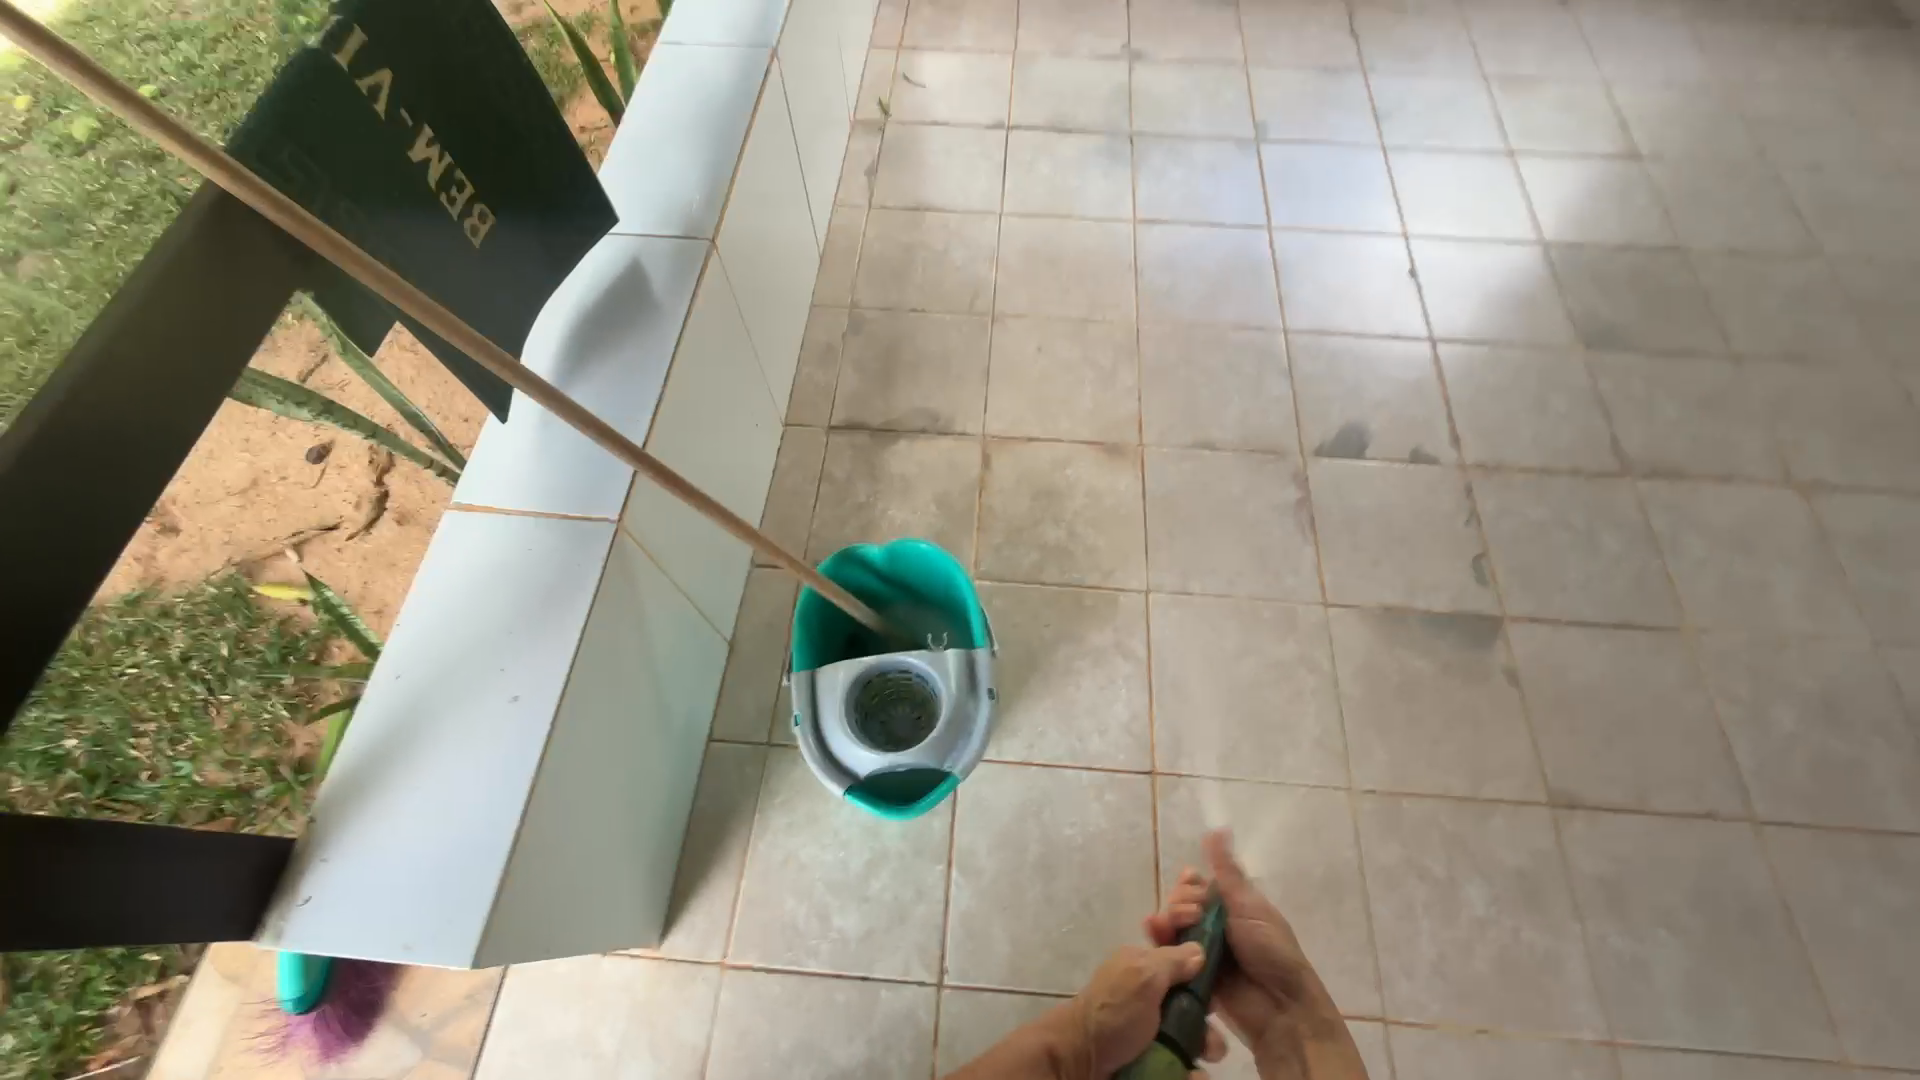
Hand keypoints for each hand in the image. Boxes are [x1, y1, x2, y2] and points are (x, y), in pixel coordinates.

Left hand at [1055, 942, 1226, 1078]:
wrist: (1080, 1060)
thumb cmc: (1113, 1012)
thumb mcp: (1142, 977)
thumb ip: (1171, 961)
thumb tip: (1199, 950)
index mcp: (1145, 967)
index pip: (1184, 963)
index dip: (1203, 977)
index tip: (1216, 994)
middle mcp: (1152, 996)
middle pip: (1194, 1009)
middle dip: (1207, 1029)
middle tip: (1210, 1044)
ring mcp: (1152, 1031)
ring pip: (1192, 1041)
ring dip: (1203, 1053)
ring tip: (1199, 1069)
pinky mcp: (1153, 1058)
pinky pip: (1182, 1065)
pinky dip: (1189, 1073)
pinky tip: (1191, 1077)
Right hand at [1144, 830, 1368, 1079]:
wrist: (1281, 1008)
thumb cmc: (1271, 951)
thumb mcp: (1249, 905)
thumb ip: (1227, 870)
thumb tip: (1217, 827)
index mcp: (1230, 907)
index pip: (1197, 886)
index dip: (1189, 883)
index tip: (1193, 883)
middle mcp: (1213, 926)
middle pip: (1181, 904)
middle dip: (1179, 902)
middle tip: (1193, 913)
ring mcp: (1201, 951)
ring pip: (1172, 926)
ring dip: (1168, 919)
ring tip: (1174, 926)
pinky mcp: (1190, 974)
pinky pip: (1169, 953)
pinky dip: (1159, 941)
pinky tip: (1153, 932)